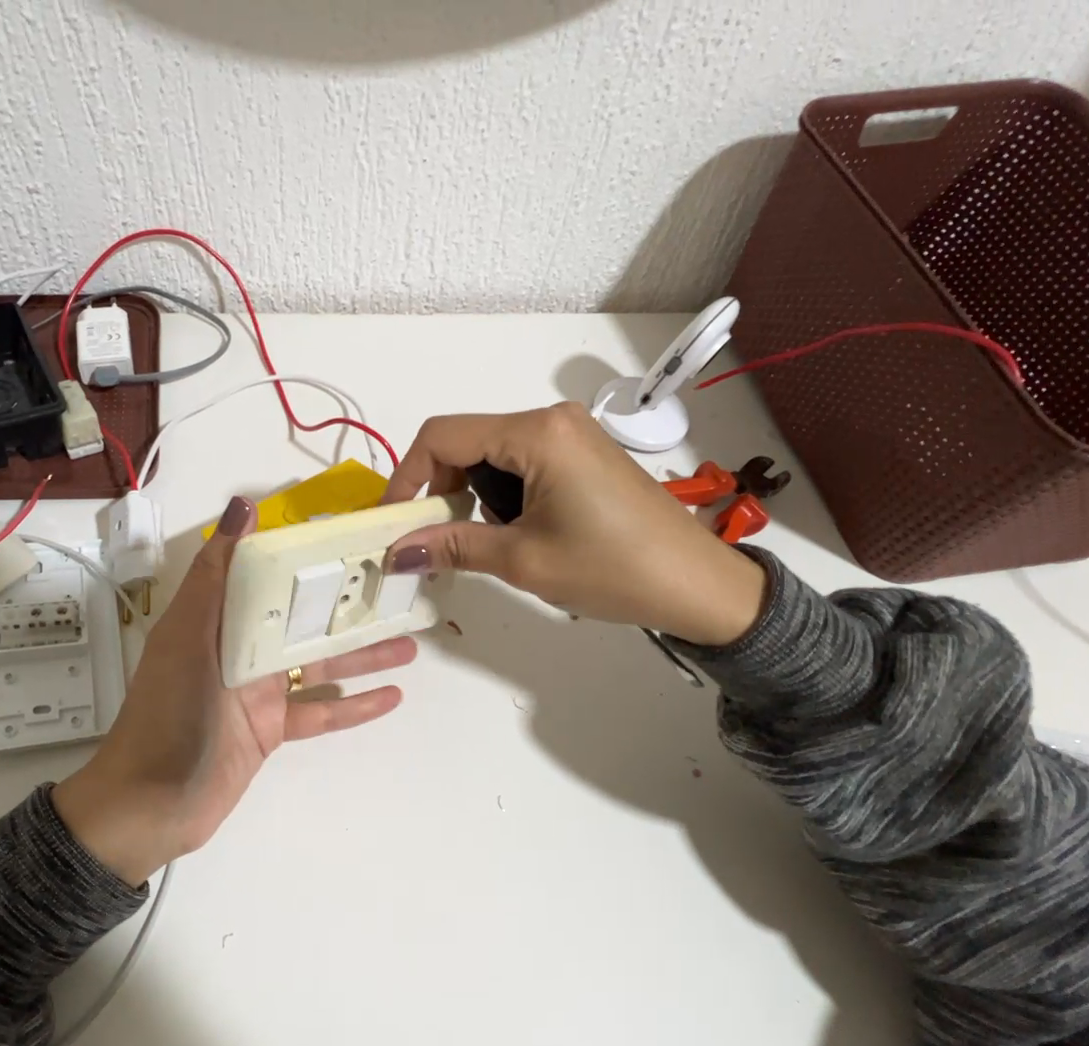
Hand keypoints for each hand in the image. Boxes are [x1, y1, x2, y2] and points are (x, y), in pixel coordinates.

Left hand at [53, 496, 417, 884]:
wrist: (149, 806)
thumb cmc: (167, 715)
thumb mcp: (188, 638)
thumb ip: (217, 576)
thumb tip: (244, 507)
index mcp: (216, 618)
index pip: (268, 575)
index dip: (307, 556)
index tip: (353, 539)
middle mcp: (239, 648)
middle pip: (303, 619)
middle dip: (348, 606)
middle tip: (400, 592)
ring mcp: (257, 691)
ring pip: (319, 664)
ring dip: (361, 653)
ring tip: (409, 642)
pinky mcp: (270, 729)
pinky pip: (319, 711)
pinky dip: (353, 705)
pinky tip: (391, 696)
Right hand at [381, 403, 765, 644]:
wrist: (697, 585)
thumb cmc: (611, 569)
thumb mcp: (523, 560)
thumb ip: (452, 546)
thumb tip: (395, 552)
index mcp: (536, 433)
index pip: (443, 436)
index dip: (407, 476)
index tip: (391, 520)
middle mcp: (551, 418)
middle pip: (467, 440)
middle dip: (440, 488)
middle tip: (433, 539)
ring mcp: (571, 433)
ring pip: (492, 452)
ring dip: (472, 493)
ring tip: (484, 542)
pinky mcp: (583, 453)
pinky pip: (522, 460)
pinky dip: (502, 492)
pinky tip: (515, 530)